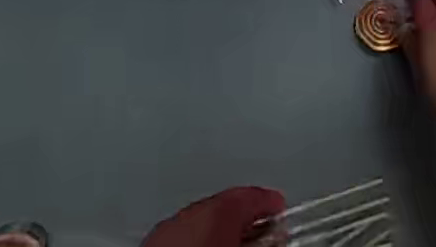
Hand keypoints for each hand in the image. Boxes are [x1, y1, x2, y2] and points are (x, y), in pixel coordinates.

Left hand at [141, 187, 283, 246]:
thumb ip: (267, 241)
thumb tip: (279, 236)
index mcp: (225, 204)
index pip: (260, 194)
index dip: (274, 206)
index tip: (281, 215)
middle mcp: (199, 207)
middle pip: (232, 203)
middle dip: (246, 217)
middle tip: (260, 232)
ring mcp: (173, 224)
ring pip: (206, 217)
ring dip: (221, 227)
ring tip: (233, 242)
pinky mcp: (153, 241)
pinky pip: (185, 231)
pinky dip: (198, 237)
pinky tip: (206, 246)